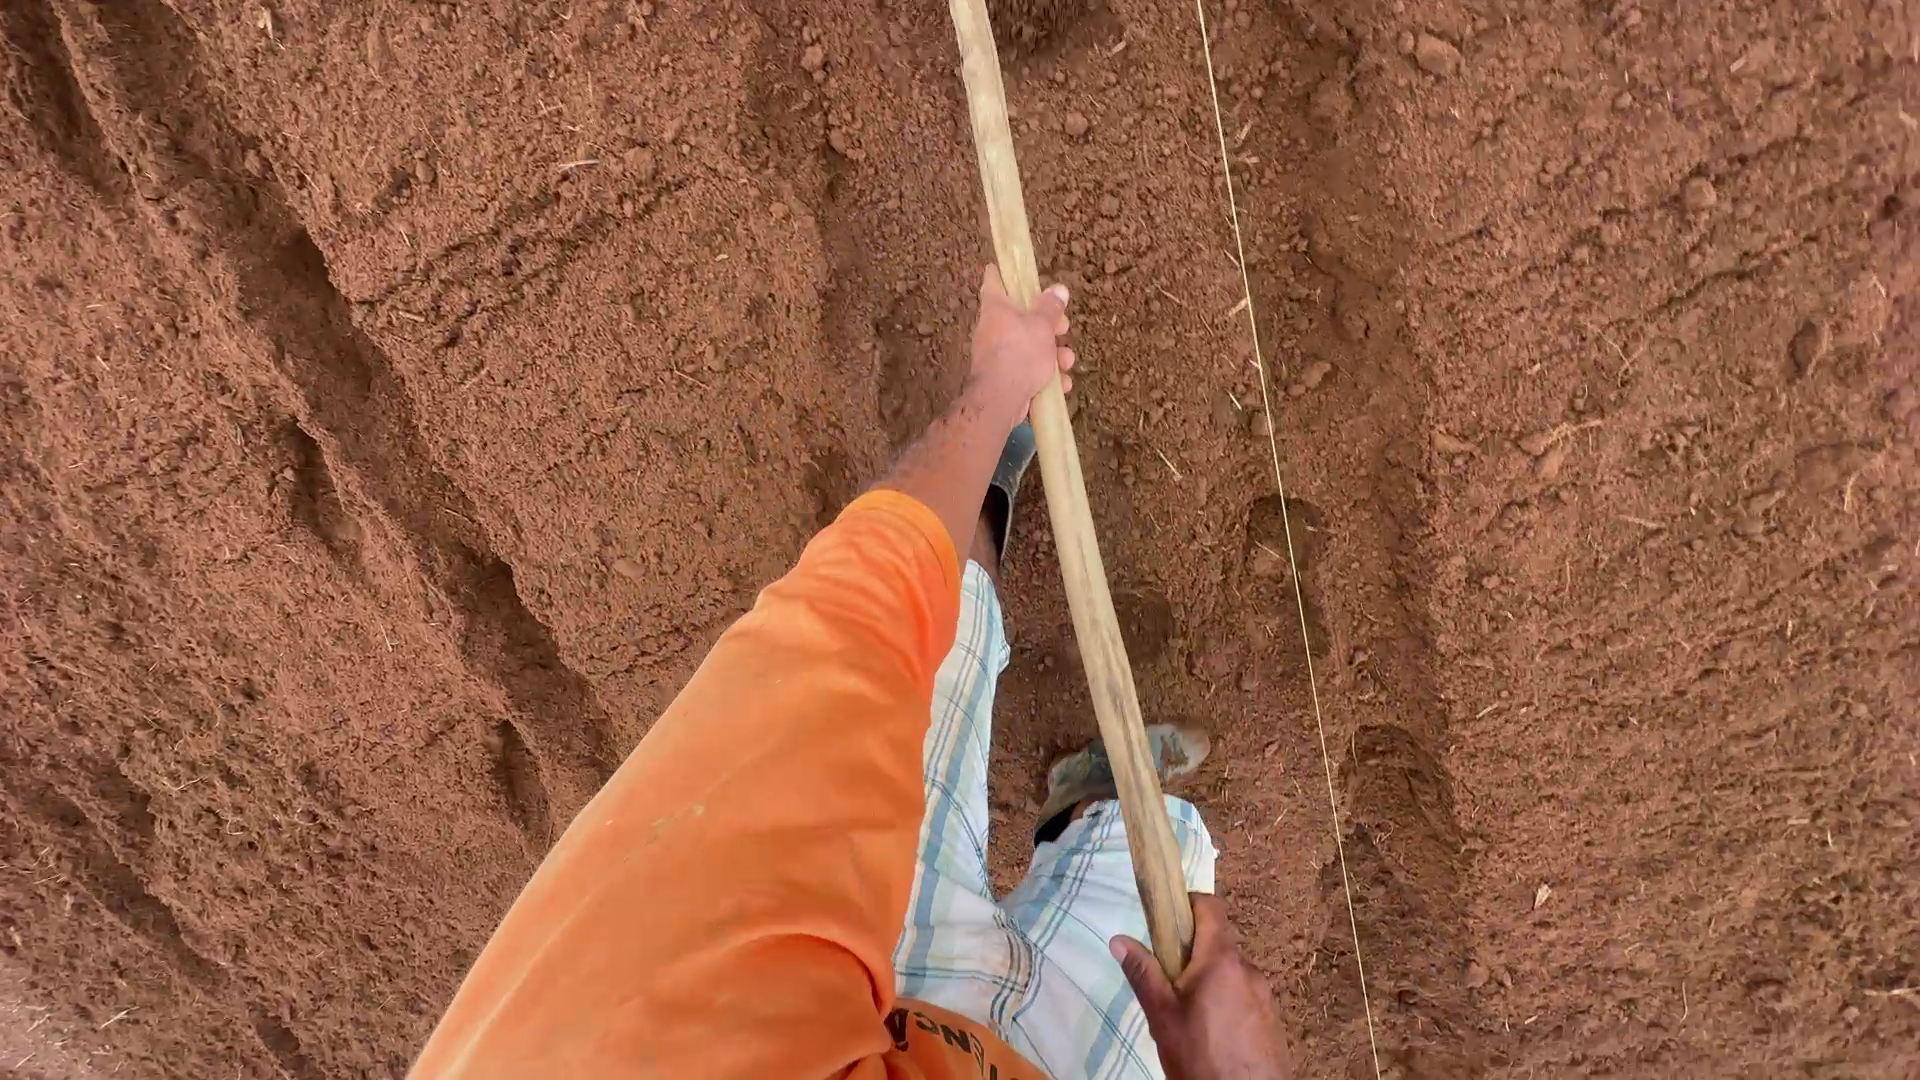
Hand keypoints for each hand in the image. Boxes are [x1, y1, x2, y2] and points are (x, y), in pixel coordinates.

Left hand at [967, 264, 1074, 420]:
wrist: (1001, 400)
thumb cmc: (1020, 354)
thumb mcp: (1042, 326)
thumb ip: (1051, 308)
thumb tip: (1059, 289)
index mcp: (997, 308)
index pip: (994, 279)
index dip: (1005, 271)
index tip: (1016, 268)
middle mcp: (993, 329)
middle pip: (1022, 317)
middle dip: (1048, 324)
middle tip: (1063, 327)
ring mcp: (998, 355)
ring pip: (1030, 347)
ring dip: (1053, 354)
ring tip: (1066, 361)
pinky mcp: (1005, 379)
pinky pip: (1028, 371)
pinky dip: (1046, 377)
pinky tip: (1061, 384)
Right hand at [1110, 894, 1292, 1079]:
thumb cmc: (1201, 1058)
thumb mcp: (1162, 1016)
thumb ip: (1142, 973)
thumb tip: (1118, 939)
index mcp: (1221, 959)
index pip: (1210, 906)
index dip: (1187, 904)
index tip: (1166, 922)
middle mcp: (1249, 969)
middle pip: (1218, 941)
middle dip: (1192, 952)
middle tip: (1170, 979)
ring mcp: (1266, 996)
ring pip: (1231, 971)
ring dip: (1210, 979)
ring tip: (1189, 1013)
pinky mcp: (1273, 1021)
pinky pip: (1245, 996)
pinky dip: (1227, 1001)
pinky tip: (1213, 1033)